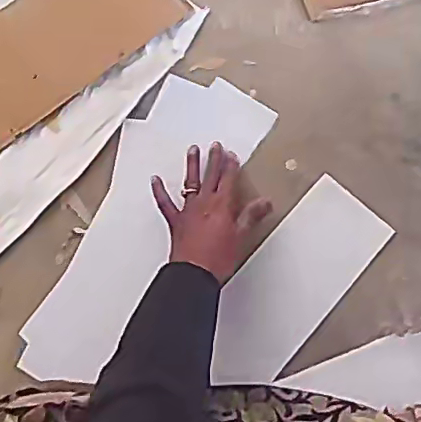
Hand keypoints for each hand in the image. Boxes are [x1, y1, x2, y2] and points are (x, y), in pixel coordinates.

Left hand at [151, 143, 272, 283]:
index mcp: (222, 205)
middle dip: (214, 160)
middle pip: (211, 176)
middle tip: (215, 146)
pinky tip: (156, 180)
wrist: (194, 274)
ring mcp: (188, 211)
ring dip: (192, 166)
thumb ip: (251, 216)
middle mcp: (204, 203)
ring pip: (191, 182)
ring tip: (192, 151)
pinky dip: (160, 191)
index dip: (231, 166)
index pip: (228, 179)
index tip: (232, 155)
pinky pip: (166, 203)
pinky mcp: (176, 222)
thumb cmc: (217, 259)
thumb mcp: (241, 236)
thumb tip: (264, 203)